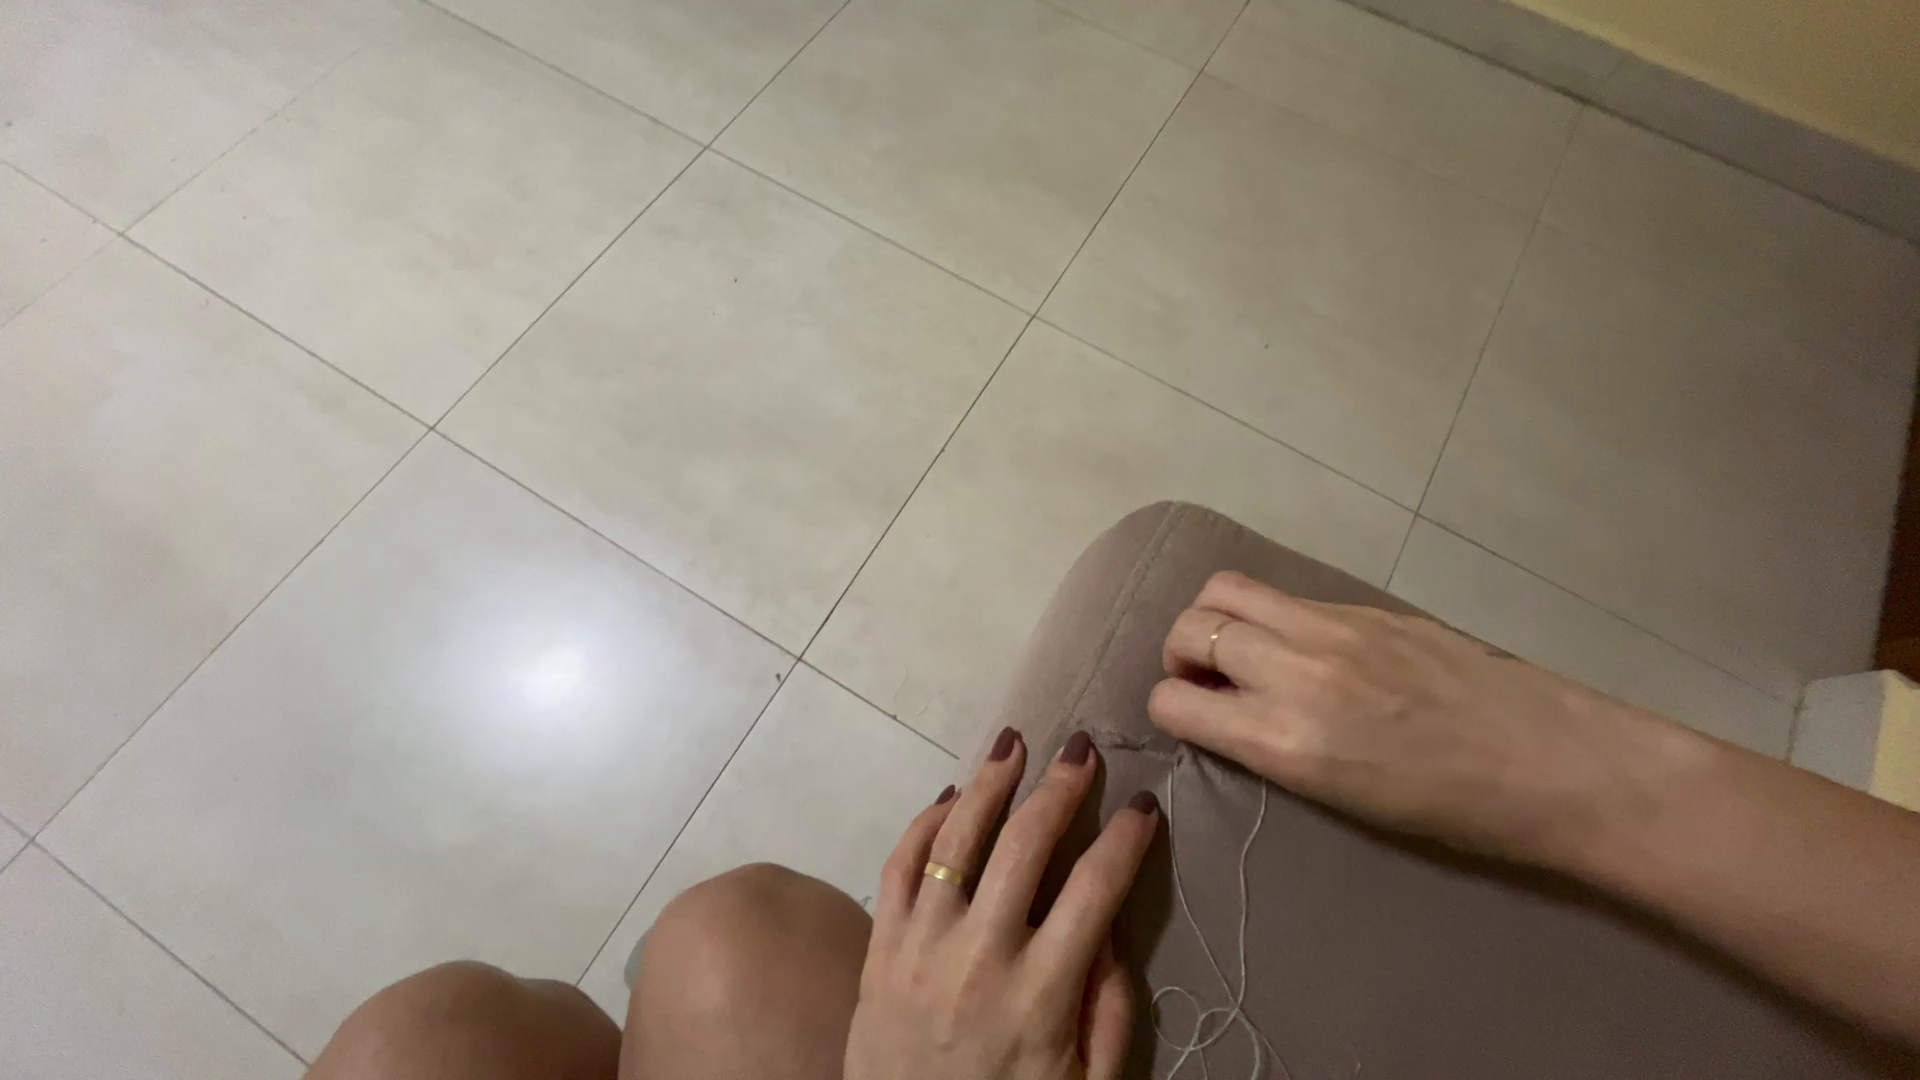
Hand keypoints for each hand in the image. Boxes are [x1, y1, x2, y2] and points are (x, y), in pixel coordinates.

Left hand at [844, 726, 1160, 1079]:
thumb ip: (1108, 1009)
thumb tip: (1108, 925)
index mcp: (1040, 993)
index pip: (1094, 890)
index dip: (1125, 840)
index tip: (1143, 806)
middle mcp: (979, 954)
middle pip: (1025, 845)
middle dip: (1060, 787)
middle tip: (1081, 749)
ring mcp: (922, 943)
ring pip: (957, 839)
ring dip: (989, 782)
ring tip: (1013, 742)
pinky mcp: (880, 944)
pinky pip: (900, 864)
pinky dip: (924, 822)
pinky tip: (950, 795)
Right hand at [1146, 571, 1706, 866]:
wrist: (1559, 766)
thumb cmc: (1449, 811)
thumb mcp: (1332, 796)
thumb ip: (1263, 743)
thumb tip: (1224, 711)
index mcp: (1283, 739)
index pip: (1173, 701)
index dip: (1169, 709)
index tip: (1190, 716)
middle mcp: (1294, 672)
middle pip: (1189, 627)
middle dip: (1179, 652)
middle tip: (1206, 677)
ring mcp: (1331, 629)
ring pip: (1224, 589)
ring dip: (1212, 618)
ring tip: (1239, 646)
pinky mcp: (1364, 607)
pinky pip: (1283, 595)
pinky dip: (1267, 616)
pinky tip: (1300, 645)